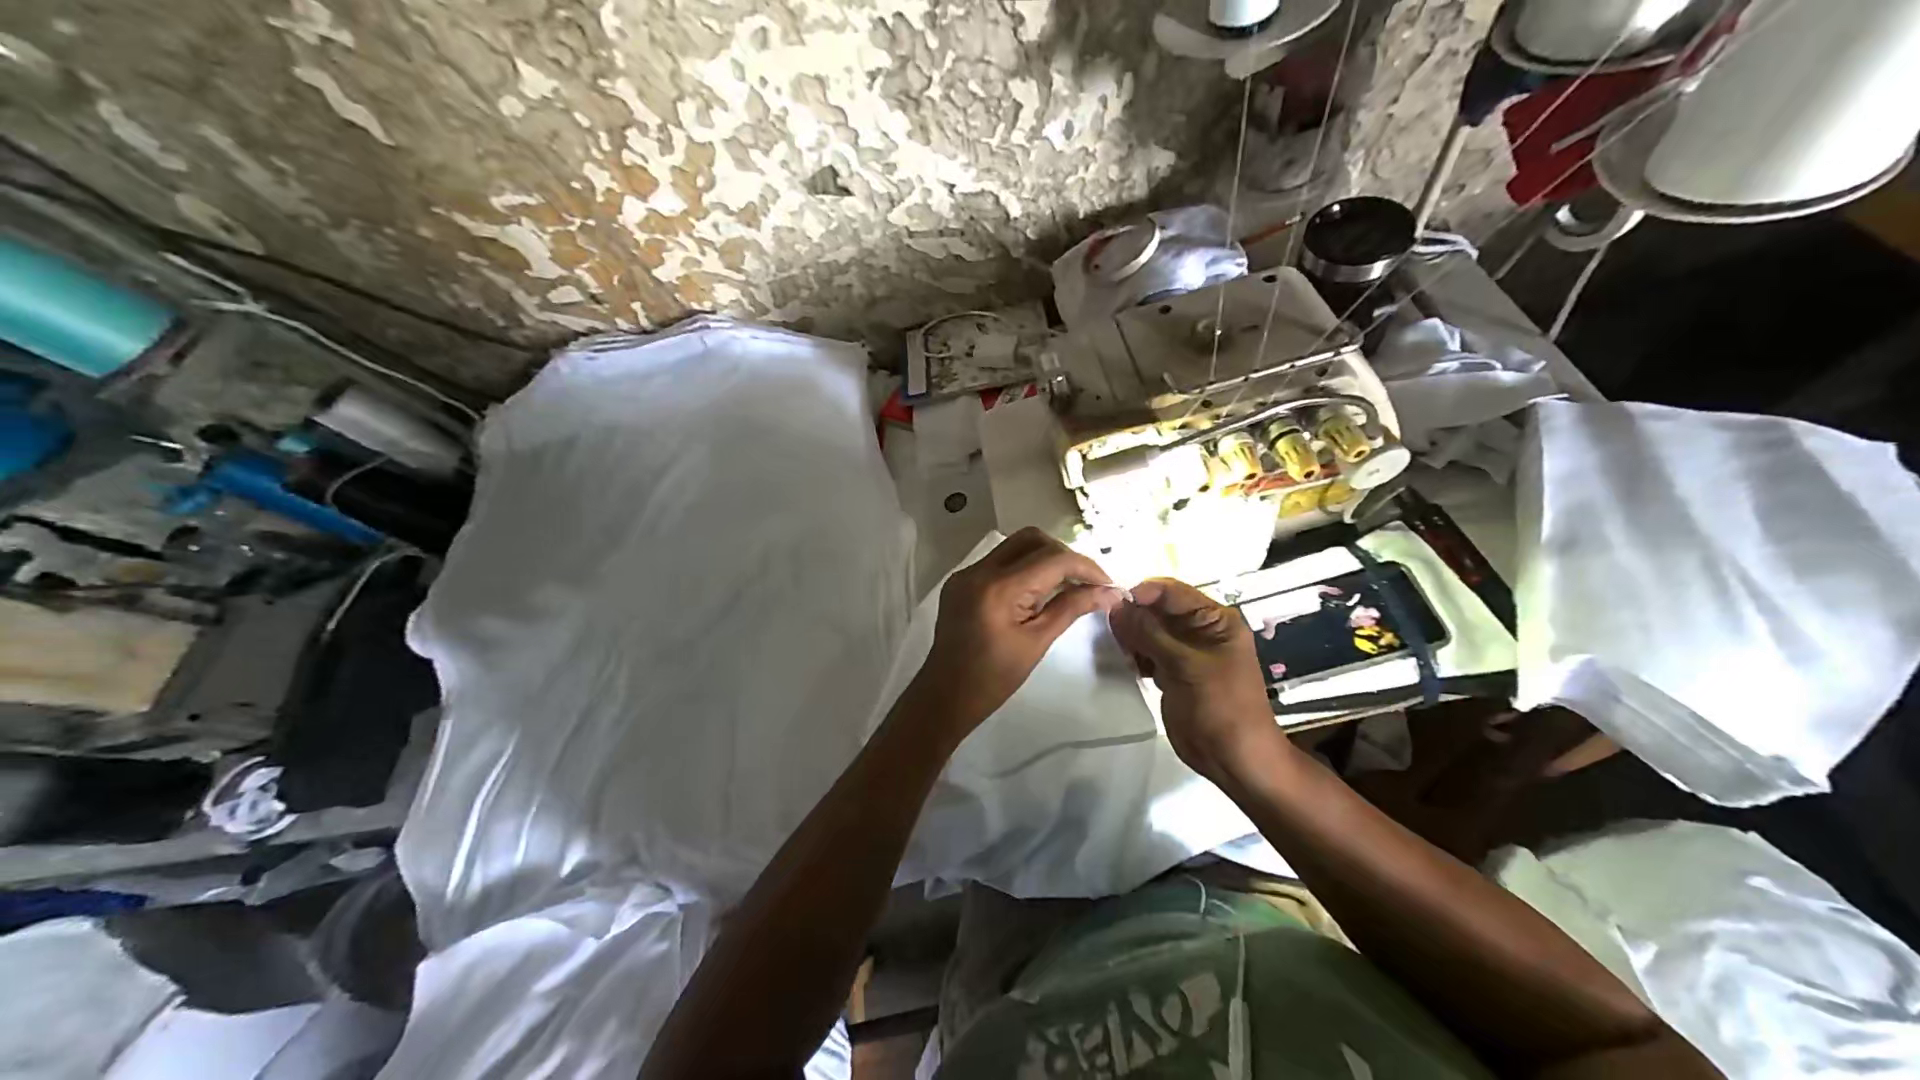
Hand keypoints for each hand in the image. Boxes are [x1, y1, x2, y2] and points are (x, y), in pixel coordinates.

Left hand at [911, 527, 1120, 736]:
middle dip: (1064, 555)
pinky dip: (1024, 568)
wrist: (945, 695)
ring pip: (1015, 546)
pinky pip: (999, 561)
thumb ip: (1071, 608)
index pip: (1052, 559)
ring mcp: (966, 573)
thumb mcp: (1037, 642)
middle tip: (1086, 582)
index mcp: (997, 588)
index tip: (1107, 584)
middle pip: (1032, 539)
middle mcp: (978, 570)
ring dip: (1044, 558)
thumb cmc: (993, 679)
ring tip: (1065, 586)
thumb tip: (1109, 592)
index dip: (1085, 567)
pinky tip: (1037, 592)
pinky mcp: (961, 581)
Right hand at [1108, 578, 1280, 785]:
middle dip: (1132, 615)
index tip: (1111, 605)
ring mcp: (1185, 651)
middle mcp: (1200, 629)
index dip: (1141, 593)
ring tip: (1115, 646)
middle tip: (1107, 628)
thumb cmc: (1221, 706)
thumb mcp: (1186, 665)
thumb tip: (1115, 605)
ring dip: (1130, 635)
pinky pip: (1147, 652)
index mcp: (1215, 619)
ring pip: (1149, 630)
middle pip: (1157, 609)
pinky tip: (1123, 662)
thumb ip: (1149, 633)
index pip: (1171, 592)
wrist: (1235, 758)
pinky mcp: (1172, 671)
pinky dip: (1134, 654)